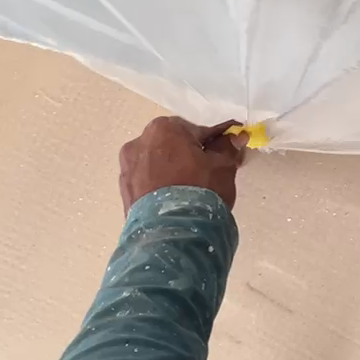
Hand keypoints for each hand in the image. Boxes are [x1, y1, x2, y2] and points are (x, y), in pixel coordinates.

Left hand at [119, 116, 248, 211]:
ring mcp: (128, 166)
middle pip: (173, 142)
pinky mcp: (124, 188)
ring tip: (192, 185)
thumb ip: (228, 148)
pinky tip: (177, 195)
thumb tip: (234, 138)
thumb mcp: (223, 166)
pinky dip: (162, 181)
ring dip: (174, 167)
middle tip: (210, 168)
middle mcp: (139, 142)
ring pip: (158, 160)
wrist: (173, 230)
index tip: (228, 149)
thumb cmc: (200, 189)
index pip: (197, 129)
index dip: (216, 140)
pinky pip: (148, 177)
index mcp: (164, 129)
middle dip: (191, 152)